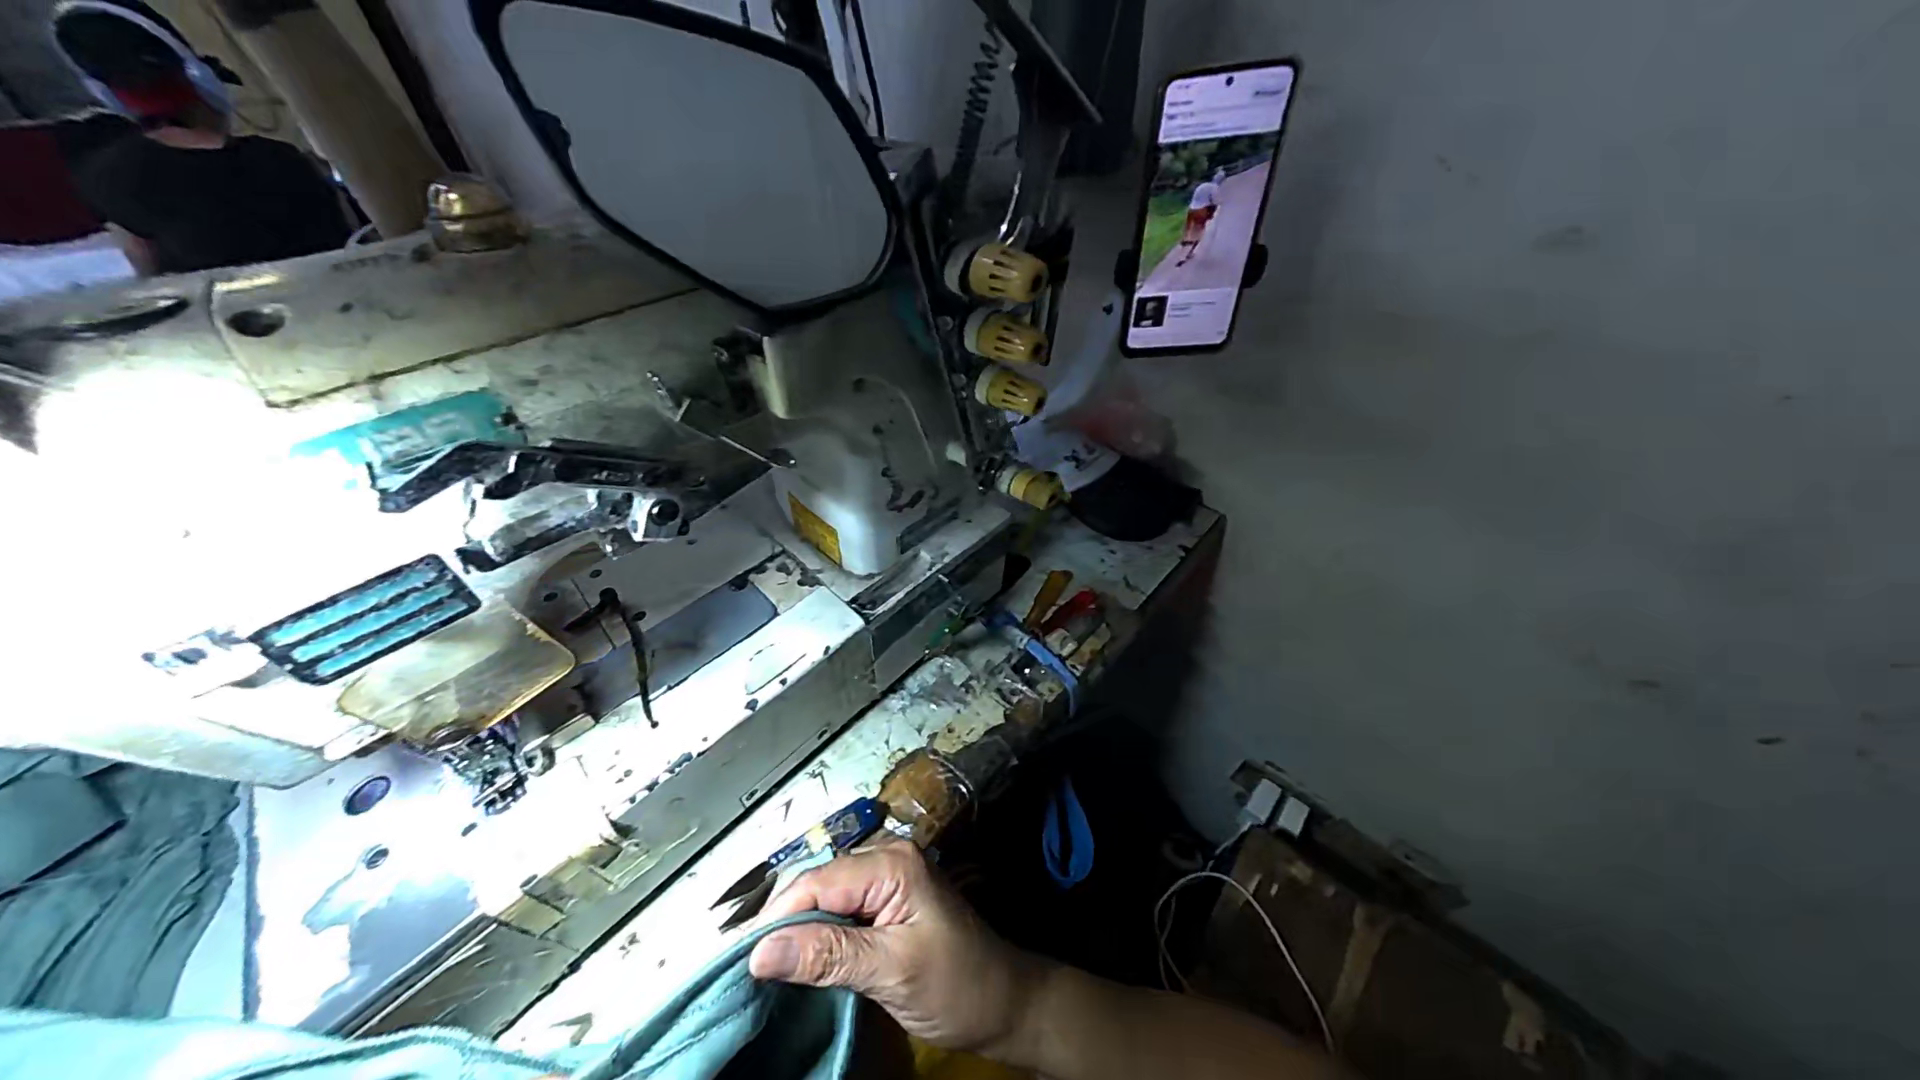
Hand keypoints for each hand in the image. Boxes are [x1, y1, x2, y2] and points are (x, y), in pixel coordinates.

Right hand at [747, 836, 1038, 1054]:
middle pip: (816, 884)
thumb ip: (828, 956)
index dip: (776, 919)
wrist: (1006, 1001)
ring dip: (798, 929)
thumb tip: (760, 952)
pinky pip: (839, 908)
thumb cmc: (958, 985)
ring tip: (767, 966)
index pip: (816, 883)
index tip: (743, 963)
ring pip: (824, 897)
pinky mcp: (886, 899)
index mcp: (891, 863)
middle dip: (783, 923)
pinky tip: (801, 957)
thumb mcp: (892, 971)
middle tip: (751, 970)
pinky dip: (818, 932)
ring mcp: (886, 877)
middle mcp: (885, 857)